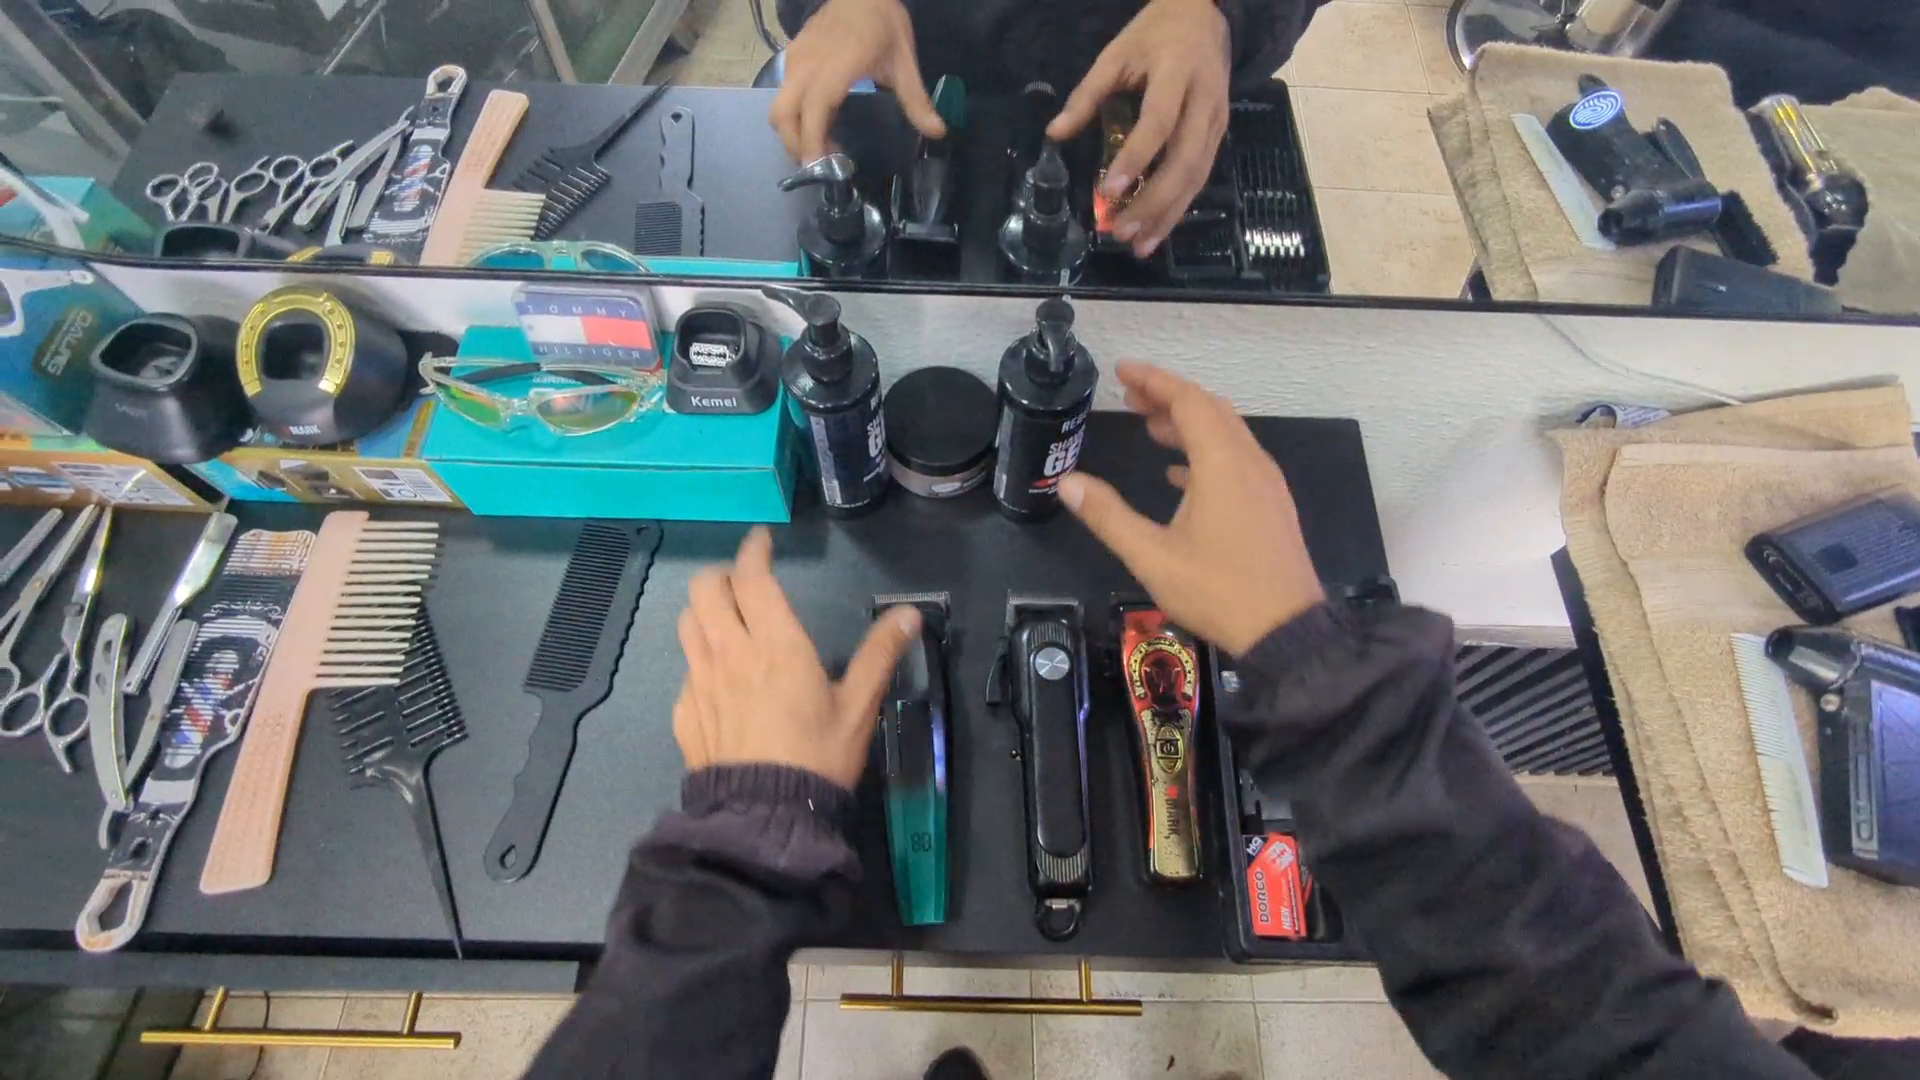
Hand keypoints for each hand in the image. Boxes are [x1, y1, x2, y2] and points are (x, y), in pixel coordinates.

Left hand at [674, 527, 921, 789]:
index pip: (753, 578)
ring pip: (688, 623)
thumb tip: (909, 614)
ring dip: (706, 610)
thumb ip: (880, 654)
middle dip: (724, 575)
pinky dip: (701, 656)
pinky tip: (721, 678)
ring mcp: (699, 682)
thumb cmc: (818, 755)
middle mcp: (729, 653)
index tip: (763, 541)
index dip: (754, 551)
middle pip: (705, 590)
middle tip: (748, 583)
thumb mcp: (859, 705)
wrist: (765, 818)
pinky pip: (686, 667)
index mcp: (775, 644)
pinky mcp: (685, 711)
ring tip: (729, 620)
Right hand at [770, 0, 945, 164]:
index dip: (812, 142)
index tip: (822, 168)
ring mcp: (795, 60)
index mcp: (834, 67)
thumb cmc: (882, 22)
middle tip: (822, 165)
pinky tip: (821, 125)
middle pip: (783, 116)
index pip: (813, 111)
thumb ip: (916, 100)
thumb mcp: (904, 62)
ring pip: (779, 109)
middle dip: (796, 146)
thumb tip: (937, 132)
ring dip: (794, 134)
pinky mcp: (792, 58)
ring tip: (823, 149)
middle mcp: (807, 65)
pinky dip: (795, 118)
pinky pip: (783, 96)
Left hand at [1046, 0, 1230, 256]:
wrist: (1208, 15)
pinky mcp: (1219, 138)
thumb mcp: (1116, 54)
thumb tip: (1055, 134)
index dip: (1135, 158)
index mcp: (1177, 72)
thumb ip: (1087, 95)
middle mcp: (1204, 101)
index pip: (1158, 121)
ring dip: (1167, 216)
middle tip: (1121, 231)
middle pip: (1184, 160)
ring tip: (1139, 246)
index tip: (1109, 192)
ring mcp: (1216, 122)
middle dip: (1153, 202)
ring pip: (1196, 177)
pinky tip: (1156, 233)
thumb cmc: (1155, 35)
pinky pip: (1200, 180)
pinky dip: (1177, 210)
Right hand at [1058, 363, 1324, 654]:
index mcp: (1222, 464)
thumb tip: (1067, 483)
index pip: (1188, 401)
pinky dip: (1205, 452)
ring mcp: (1265, 483)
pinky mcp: (1270, 505)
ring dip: (1188, 423)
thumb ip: (1107, 515)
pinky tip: (1179, 474)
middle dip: (1169, 397)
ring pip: (1226, 433)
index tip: (1122, 371)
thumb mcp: (1151, 555)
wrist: (1285, 630)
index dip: (1154, 381)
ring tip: (1150, 427)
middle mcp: (1249, 462)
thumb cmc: (1216, 589)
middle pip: (1210, 410)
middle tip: (1129, 397)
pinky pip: (1236, 459)